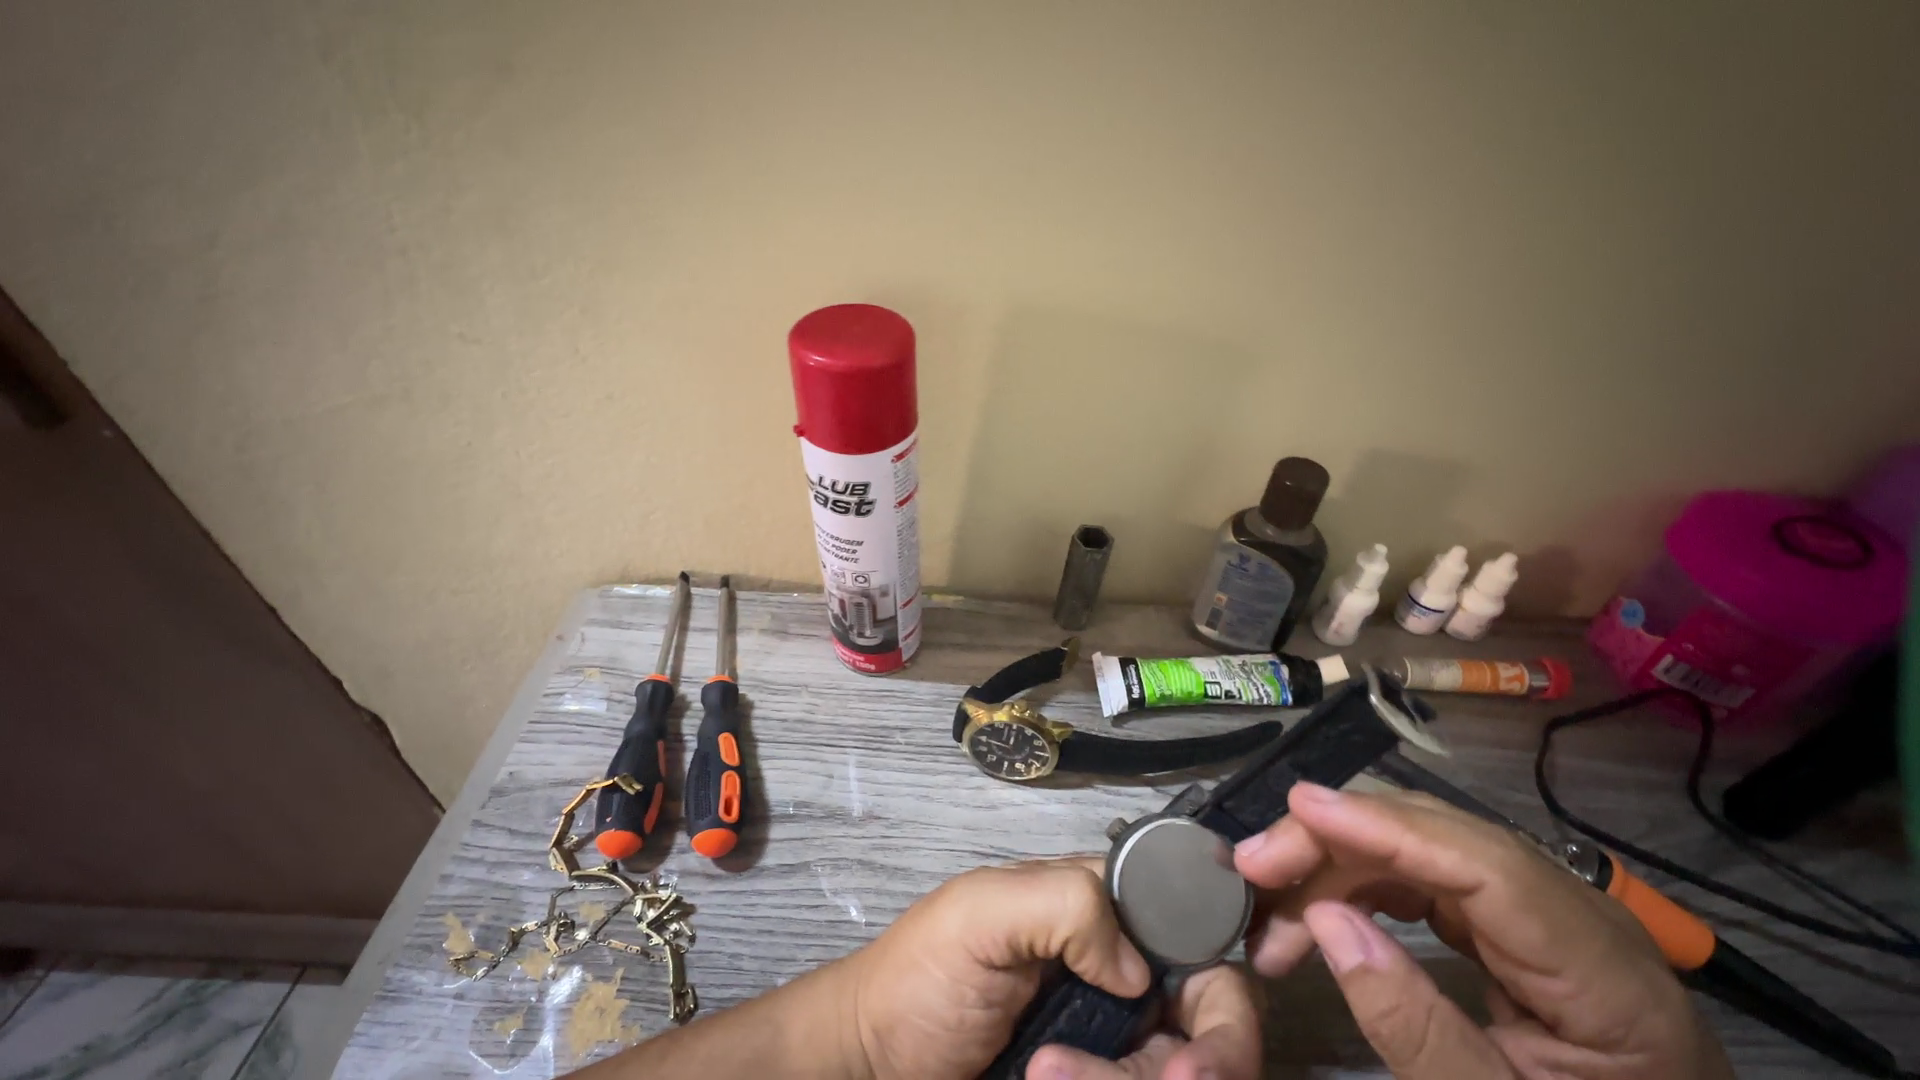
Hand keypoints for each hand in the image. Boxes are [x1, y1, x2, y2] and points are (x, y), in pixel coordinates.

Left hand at [841, 859, 1262, 1079]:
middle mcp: (1126, 968)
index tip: (1202, 1035)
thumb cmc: (923, 976)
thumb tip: (1140, 971)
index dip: (1217, 977)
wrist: (878, 1062)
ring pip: (1188, 1060)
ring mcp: (1118, 1034)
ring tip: (1051, 1077)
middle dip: (1212, 1055)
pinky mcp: (1104, 1074)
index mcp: (1105, 908)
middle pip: (1214, 1008)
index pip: (1197, 926)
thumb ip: (1065, 902)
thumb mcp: (983, 912)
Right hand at [1233, 783, 1733, 1079]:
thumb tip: (1327, 920)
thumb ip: (1417, 1030)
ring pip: (1426, 850)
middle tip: (1253, 869)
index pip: (1488, 868)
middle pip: (1446, 841)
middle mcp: (1582, 921)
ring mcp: (1547, 915)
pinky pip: (1428, 881)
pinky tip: (1317, 911)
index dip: (1389, 828)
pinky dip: (1362, 887)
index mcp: (1609, 981)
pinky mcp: (1515, 924)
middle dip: (1340, 839)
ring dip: (1339, 865)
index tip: (1300, 806)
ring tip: (1270, 912)